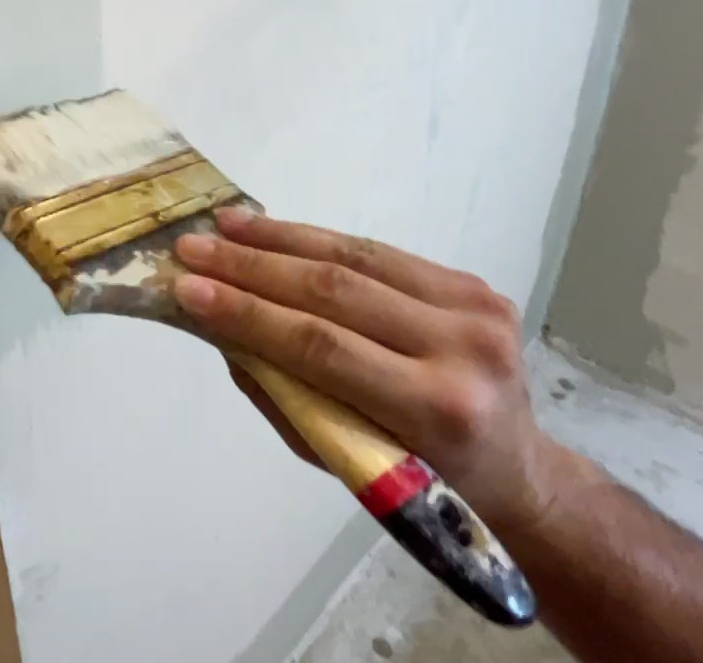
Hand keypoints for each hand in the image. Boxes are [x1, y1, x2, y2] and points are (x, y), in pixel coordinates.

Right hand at [172, 208, 564, 533]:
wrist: (516, 467)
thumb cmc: (416, 477)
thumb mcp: (338, 454)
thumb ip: (280, 389)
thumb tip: (219, 326)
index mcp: (434, 409)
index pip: (320, 345)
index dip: (248, 312)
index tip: (187, 288)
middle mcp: (463, 351)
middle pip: (334, 291)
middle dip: (250, 267)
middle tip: (192, 249)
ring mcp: (475, 309)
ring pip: (354, 257)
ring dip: (278, 238)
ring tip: (223, 226)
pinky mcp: (473, 284)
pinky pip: (377, 251)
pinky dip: (316, 238)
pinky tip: (271, 229)